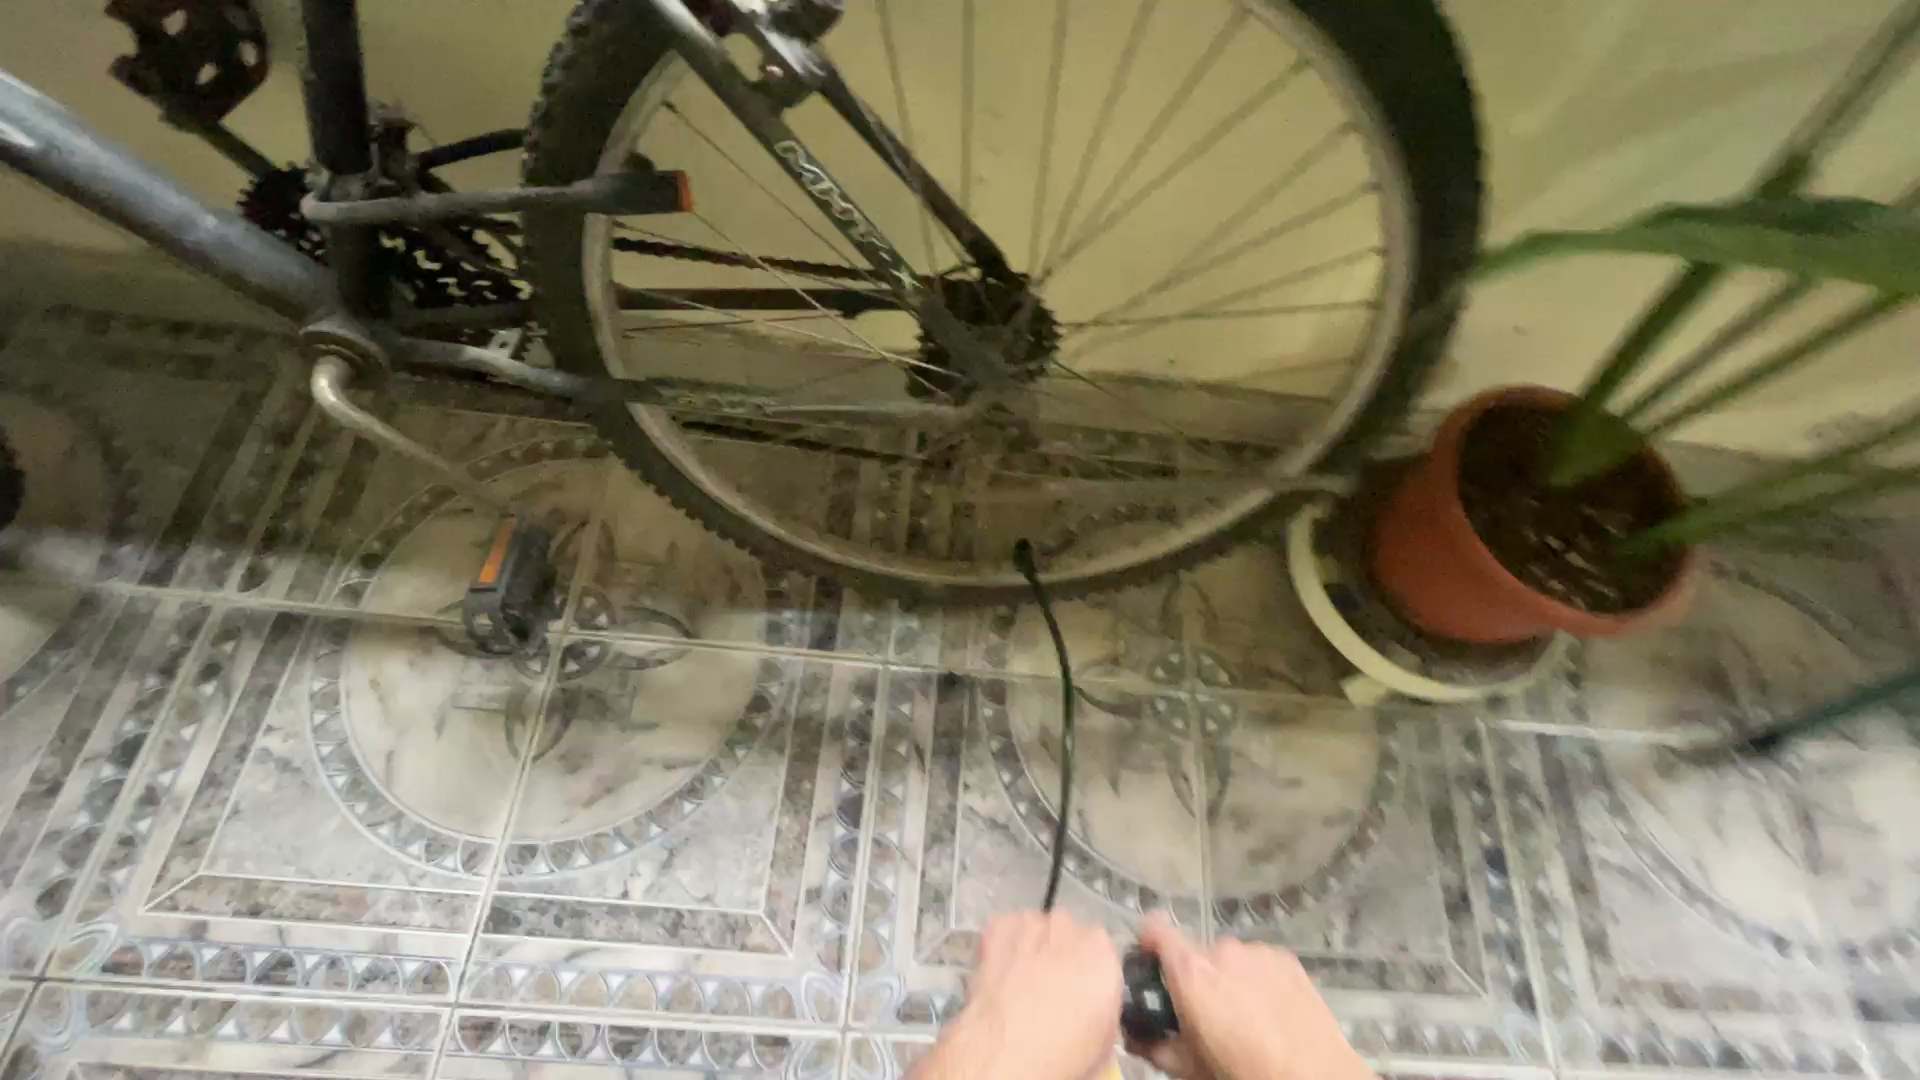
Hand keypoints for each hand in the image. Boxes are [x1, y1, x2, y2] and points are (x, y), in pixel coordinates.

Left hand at [911, 910, 1122, 1079]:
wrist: (1008, 1048)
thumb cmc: (1062, 1052)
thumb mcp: (1103, 1042)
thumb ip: (1103, 1007)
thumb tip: (1092, 1007)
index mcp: (1102, 952)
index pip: (1100, 949)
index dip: (1087, 969)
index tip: (1078, 988)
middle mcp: (1069, 928)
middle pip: (1067, 932)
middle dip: (1060, 953)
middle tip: (1048, 986)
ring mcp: (1031, 922)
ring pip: (1035, 929)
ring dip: (1031, 947)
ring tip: (1020, 981)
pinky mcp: (999, 925)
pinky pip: (1006, 929)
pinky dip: (1003, 945)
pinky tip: (1000, 972)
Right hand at [1128, 914, 1372, 1079]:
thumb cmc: (1244, 1074)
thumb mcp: (1191, 1070)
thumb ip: (1155, 1047)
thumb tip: (1131, 1035)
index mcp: (1190, 972)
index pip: (1154, 929)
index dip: (1147, 941)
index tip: (1150, 962)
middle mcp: (1220, 950)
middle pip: (1195, 952)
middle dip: (1196, 978)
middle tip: (1208, 1015)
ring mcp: (1256, 951)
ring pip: (1229, 958)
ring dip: (1229, 978)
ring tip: (1247, 1017)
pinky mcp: (1286, 958)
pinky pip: (1259, 962)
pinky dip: (1258, 979)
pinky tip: (1272, 1011)